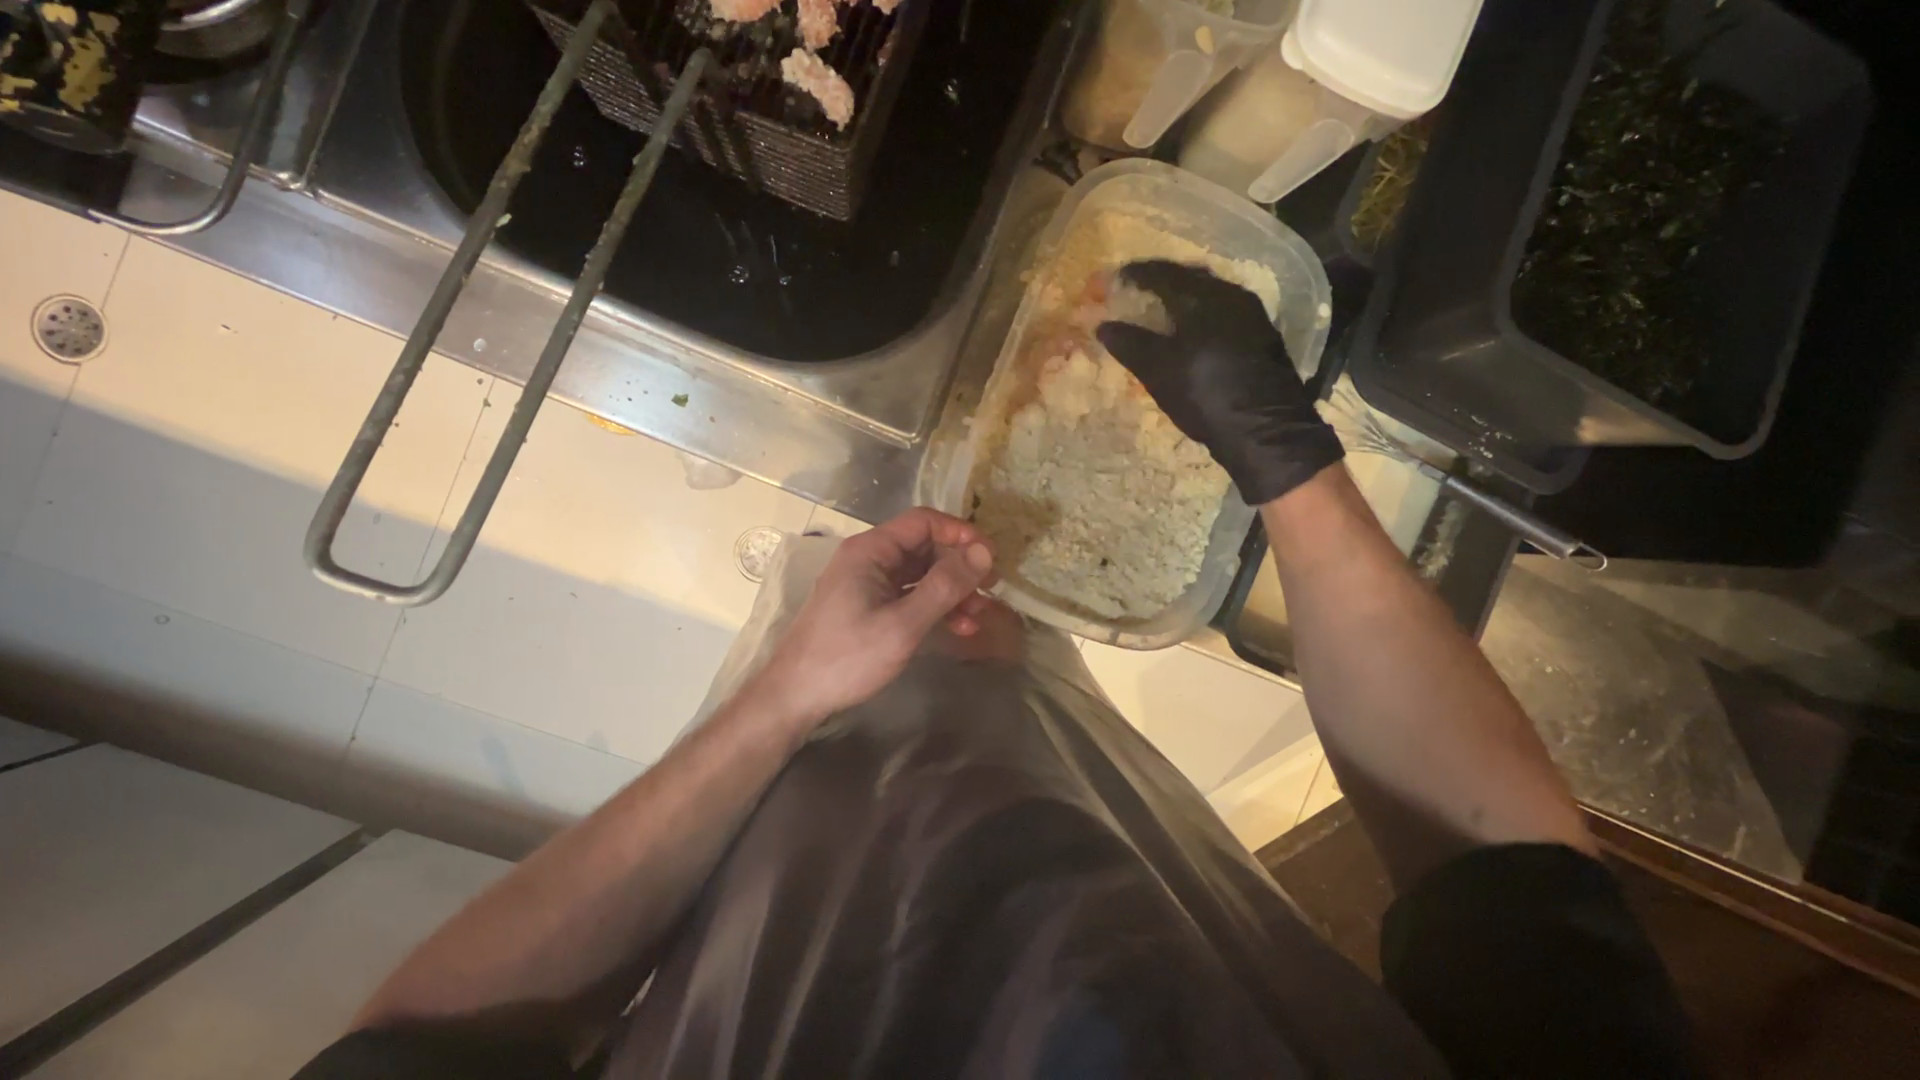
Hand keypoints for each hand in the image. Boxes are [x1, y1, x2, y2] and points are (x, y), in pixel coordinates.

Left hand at [752, 508, 997, 730]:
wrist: (795, 696)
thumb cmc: (847, 657)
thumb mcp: (902, 624)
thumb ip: (944, 587)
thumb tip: (984, 553)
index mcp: (870, 550)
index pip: (923, 522)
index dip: (961, 535)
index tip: (992, 558)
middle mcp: (868, 559)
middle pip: (924, 547)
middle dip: (959, 567)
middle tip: (990, 590)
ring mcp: (866, 583)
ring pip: (920, 574)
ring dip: (951, 591)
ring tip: (977, 617)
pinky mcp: (867, 607)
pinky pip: (908, 596)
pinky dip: (933, 607)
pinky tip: (957, 629)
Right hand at [1096, 260, 1343, 505]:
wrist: (1265, 432)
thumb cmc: (1204, 395)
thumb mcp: (1158, 371)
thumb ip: (1130, 343)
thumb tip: (1103, 325)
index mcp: (1205, 297)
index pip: (1164, 273)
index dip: (1137, 274)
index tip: (1117, 278)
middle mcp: (1233, 297)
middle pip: (1191, 279)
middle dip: (1163, 282)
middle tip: (1140, 290)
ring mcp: (1253, 317)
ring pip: (1211, 296)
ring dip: (1185, 299)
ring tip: (1164, 311)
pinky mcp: (1263, 339)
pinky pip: (1225, 314)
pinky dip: (1202, 316)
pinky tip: (1194, 334)